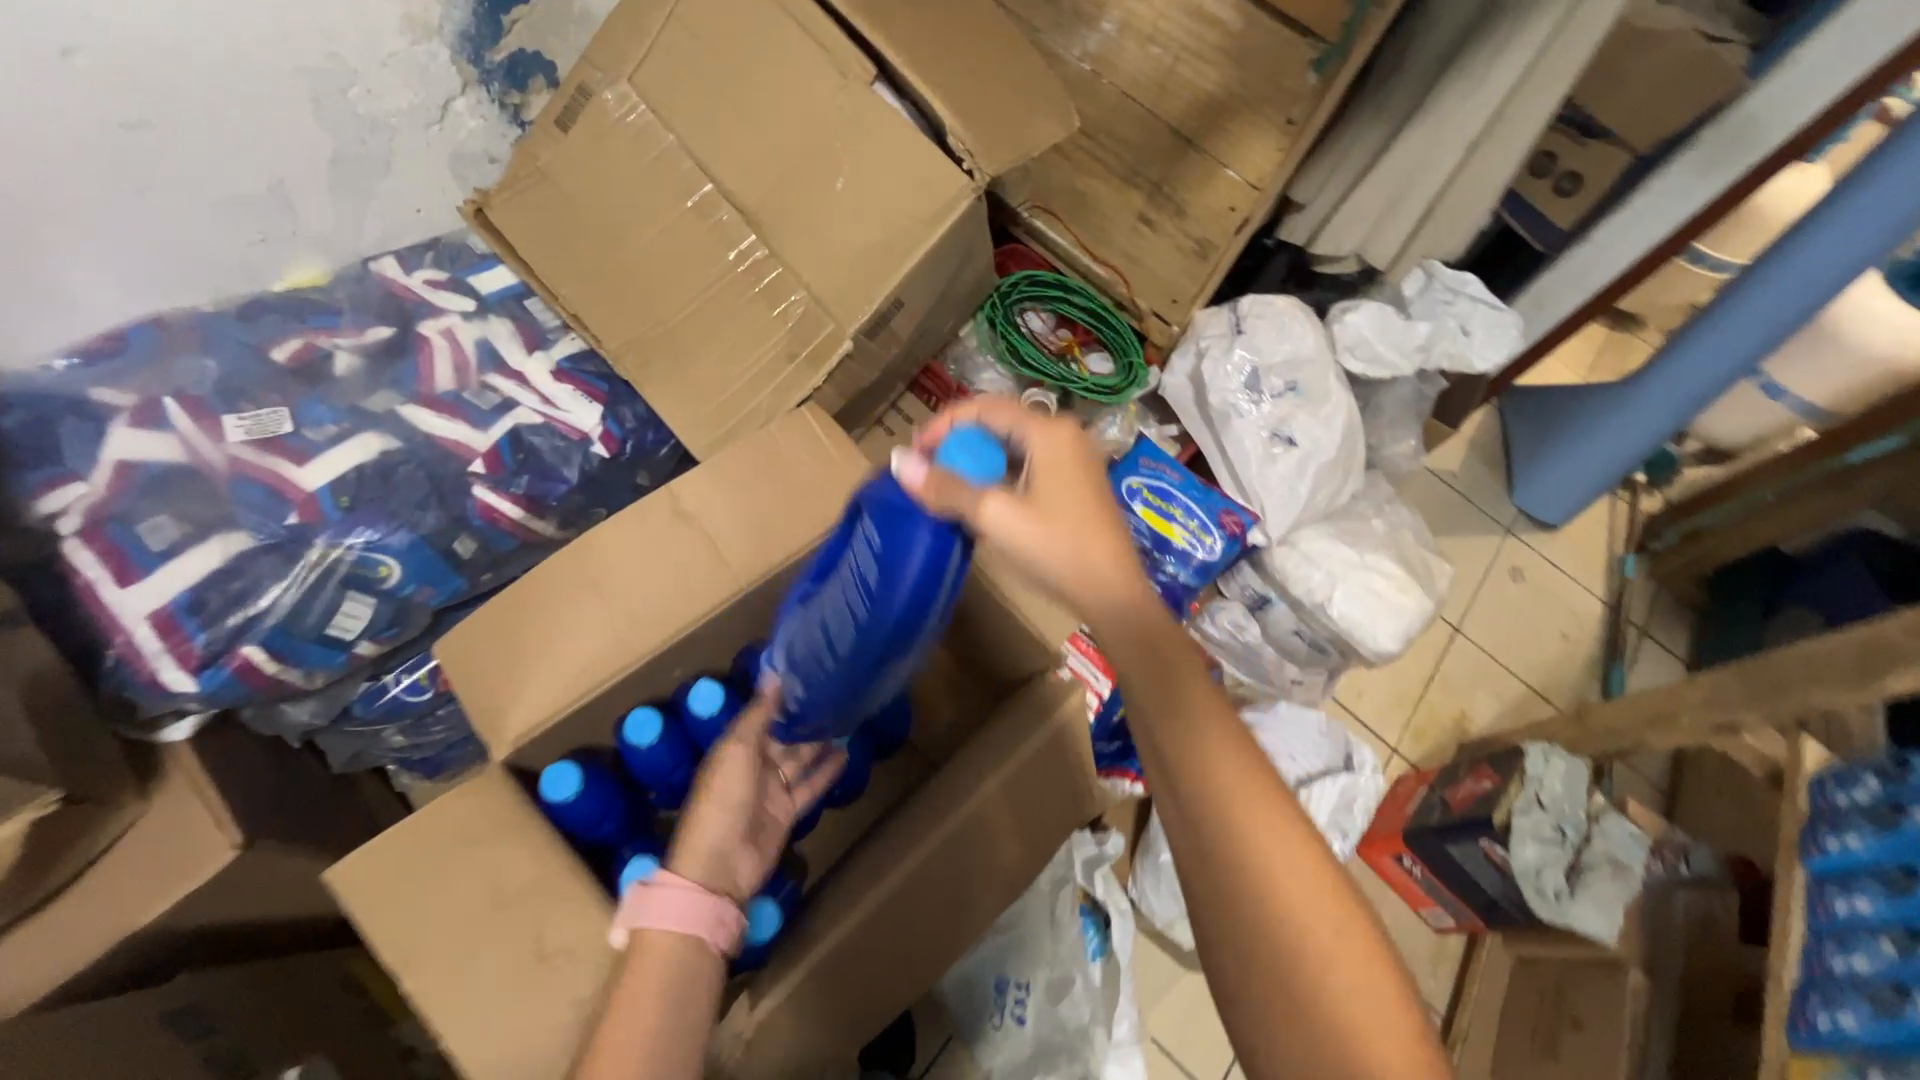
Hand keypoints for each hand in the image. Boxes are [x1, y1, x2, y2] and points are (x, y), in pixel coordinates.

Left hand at [665, 679, 844, 904]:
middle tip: (835, 695)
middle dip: (804, 719)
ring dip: (819, 742)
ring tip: (846, 719)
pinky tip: (846, 754)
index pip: (762, 716)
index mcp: (735, 747)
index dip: (782, 698)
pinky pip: (809, 786)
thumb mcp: (737, 750)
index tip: (808, 675)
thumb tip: (774, 674)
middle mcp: (753, 765)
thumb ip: (758, 714)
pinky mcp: (787, 812)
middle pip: (783, 737)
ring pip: (799, 760)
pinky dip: (826, 772)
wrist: (720, 866)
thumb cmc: (723, 800)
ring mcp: (771, 790)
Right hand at [891, 395, 1159, 630]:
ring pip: (1013, 447)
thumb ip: (946, 487)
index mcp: (1048, 431)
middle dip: (958, 444)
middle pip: (999, 424)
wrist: (1113, 594)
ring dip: (977, 463)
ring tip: (946, 488)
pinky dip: (999, 477)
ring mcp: (1075, 460)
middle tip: (927, 471)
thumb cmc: (1056, 549)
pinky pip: (1028, 466)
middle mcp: (1064, 435)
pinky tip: (980, 504)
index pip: (984, 408)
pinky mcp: (1077, 485)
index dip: (943, 425)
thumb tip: (897, 461)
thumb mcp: (994, 516)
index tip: (915, 453)